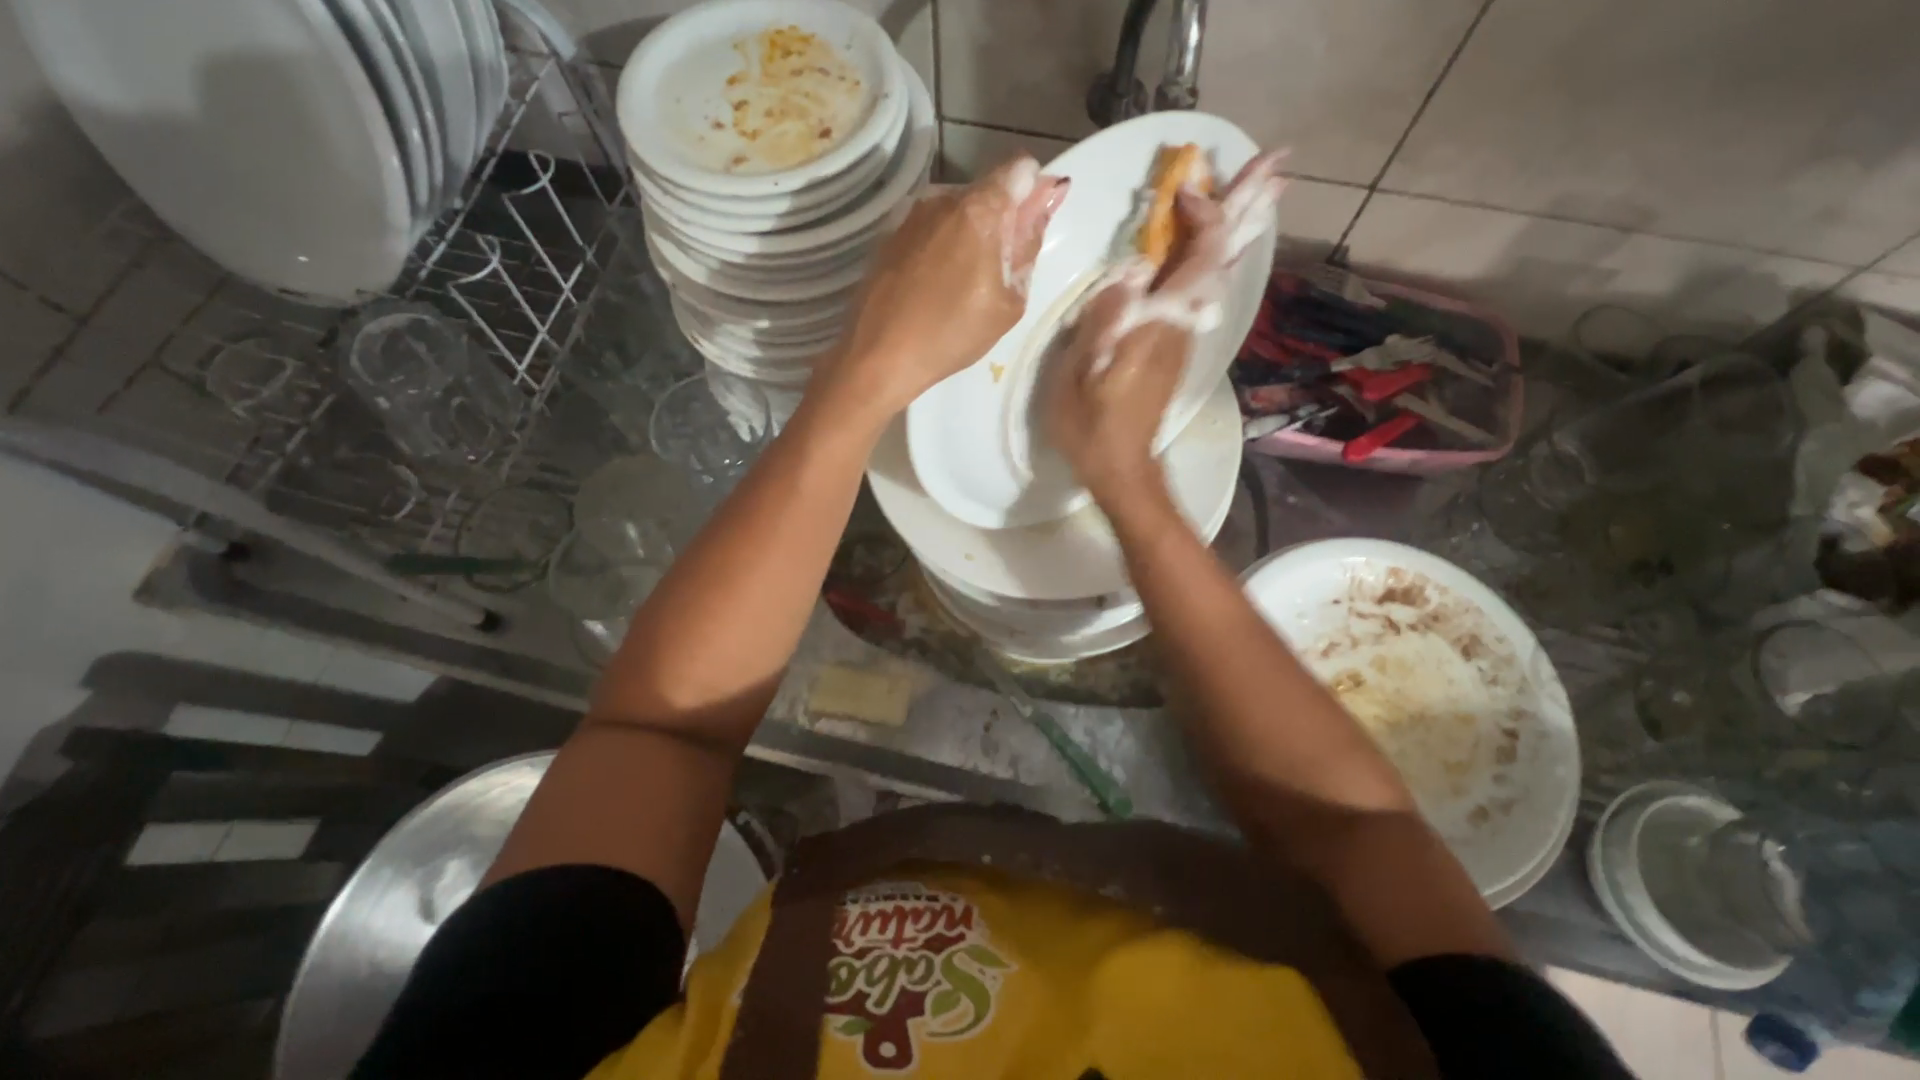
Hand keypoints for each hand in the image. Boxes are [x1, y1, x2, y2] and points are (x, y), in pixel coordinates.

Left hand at [815, 156, 1068, 417]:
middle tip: (999, 271)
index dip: (1033, 193)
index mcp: (980, 207)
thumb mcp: (1008, 301)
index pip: (1021, 168)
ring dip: (970, 233)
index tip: (1030, 228)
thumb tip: (1044, 202)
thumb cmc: (952, 333)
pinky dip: (942, 246)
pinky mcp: (890, 234)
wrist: (878, 355)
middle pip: (988, 189)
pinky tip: (935, 286)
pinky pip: (931, 228)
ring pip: (957, 209)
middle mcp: (943, 197)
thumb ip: (1028, 244)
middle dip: (1001, 219)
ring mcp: (911, 214)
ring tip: (963, 285)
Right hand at [1046, 151, 1284, 507]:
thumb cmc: (1092, 420)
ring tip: (1264, 188)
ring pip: (1221, 267)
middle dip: (1250, 205)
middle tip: (1279, 161)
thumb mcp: (1084, 365)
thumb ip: (1109, 310)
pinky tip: (1220, 243)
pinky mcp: (1178, 343)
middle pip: (1225, 252)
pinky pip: (1207, 285)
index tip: (1188, 183)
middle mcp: (1188, 319)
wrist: (1119, 466)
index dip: (1202, 211)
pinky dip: (1219, 253)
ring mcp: (1186, 332)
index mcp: (1167, 319)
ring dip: (1242, 225)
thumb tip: (1135, 267)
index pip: (1202, 250)